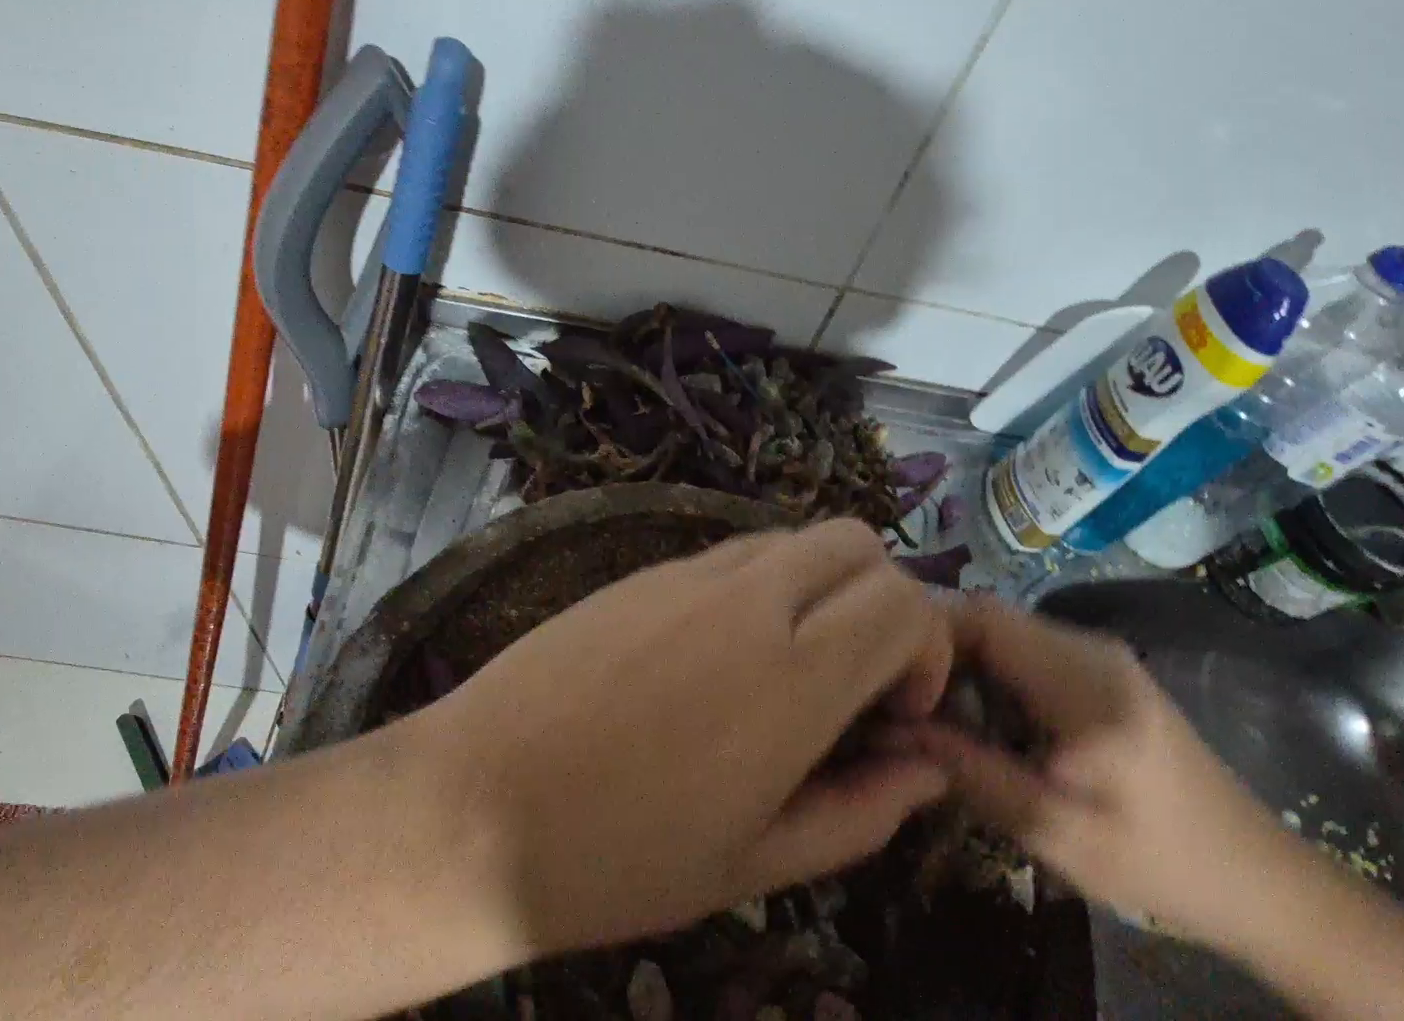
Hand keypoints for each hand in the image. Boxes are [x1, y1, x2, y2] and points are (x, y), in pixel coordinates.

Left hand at [399, 518, 955, 955]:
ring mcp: (684, 576)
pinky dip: (757, 587)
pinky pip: (726, 554)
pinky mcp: (637, 573)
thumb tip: (928, 771)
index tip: (894, 712)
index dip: (925, 649)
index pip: (907, 602)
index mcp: (794, 676)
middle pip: (856, 543)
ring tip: (784, 669)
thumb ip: (861, 812)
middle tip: (851, 679)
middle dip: (883, 600)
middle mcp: (748, 602)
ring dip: (817, 589)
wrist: (475, 810)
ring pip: (789, 539)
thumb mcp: (756, 864)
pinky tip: (714, 659)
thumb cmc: (618, 859)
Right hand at [884, 597, 1297, 949]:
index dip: (919, 634)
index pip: (980, 615)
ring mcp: (1096, 659)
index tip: (878, 680)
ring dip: (952, 668)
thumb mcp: (1048, 824)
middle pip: (985, 620)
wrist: (1259, 883)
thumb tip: (882, 731)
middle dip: (928, 653)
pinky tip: (966, 722)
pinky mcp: (1097, 677)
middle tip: (884, 699)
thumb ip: (963, 768)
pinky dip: (981, 680)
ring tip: (914, 713)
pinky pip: (1020, 657)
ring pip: (998, 636)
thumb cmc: (1156, 861)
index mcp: (1082, 679)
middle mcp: (1088, 649)